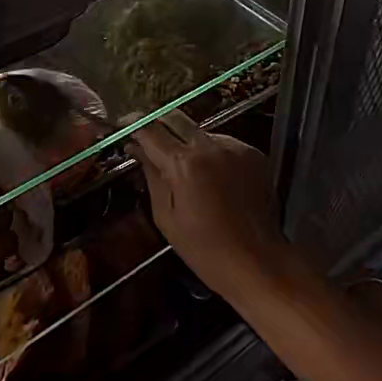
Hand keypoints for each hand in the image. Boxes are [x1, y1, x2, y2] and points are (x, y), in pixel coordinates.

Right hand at [130, 110, 286, 292]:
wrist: (258, 263)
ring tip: (183, 167)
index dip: (132, 124)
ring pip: (199, 131)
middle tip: (147, 139)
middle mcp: (210, 147)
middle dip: (156, 124)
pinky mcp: (254, 154)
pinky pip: (222, 143)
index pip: (150, 128)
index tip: (122, 126)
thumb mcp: (165, 216)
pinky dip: (210, 153)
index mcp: (184, 164)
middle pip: (174, 117)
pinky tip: (211, 177)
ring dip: (185, 141)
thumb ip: (151, 175)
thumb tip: (136, 147)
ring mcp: (236, 148)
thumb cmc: (204, 249)